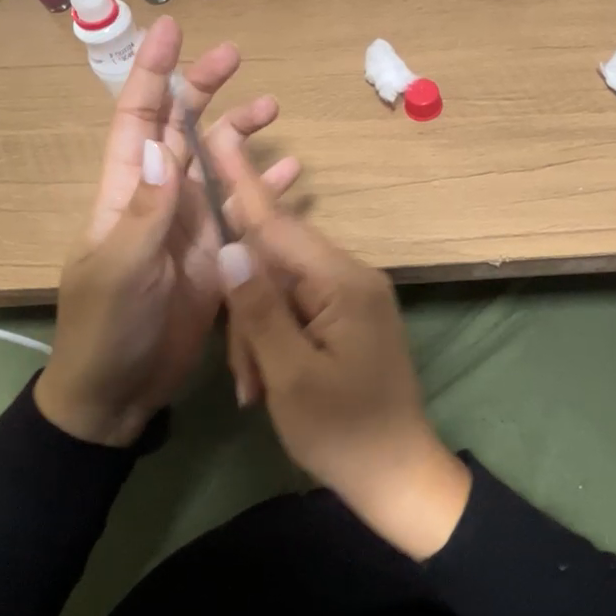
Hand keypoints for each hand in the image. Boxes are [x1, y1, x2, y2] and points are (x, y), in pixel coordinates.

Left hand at [35, 17, 299, 445]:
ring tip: (273, 107)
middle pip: (181, 130)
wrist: (119, 393)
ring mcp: (191, 226)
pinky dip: (264, 189)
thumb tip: (163, 141)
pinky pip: (244, 211)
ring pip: (218, 164)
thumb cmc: (105, 328)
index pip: (138, 120)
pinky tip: (290, 171)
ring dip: (240, 134)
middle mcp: (160, 199)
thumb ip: (148, 209)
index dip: (151, 73)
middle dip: (202, 90)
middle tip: (236, 56)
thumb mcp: (121, 268)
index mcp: (126, 193)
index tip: (171, 30)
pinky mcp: (218, 255)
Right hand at [209, 132, 471, 559]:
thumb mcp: (288, 373)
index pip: (279, 224)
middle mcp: (352, 278)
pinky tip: (267, 385)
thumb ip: (257, 306)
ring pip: (281, 293)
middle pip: (276, 263)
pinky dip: (275, 344)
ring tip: (259, 391)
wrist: (398, 478)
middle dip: (246, 312)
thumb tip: (229, 245)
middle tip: (244, 377)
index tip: (217, 137)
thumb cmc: (343, 431)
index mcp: (343, 282)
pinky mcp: (349, 321)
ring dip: (258, 338)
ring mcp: (352, 299)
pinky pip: (298, 312)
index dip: (242, 184)